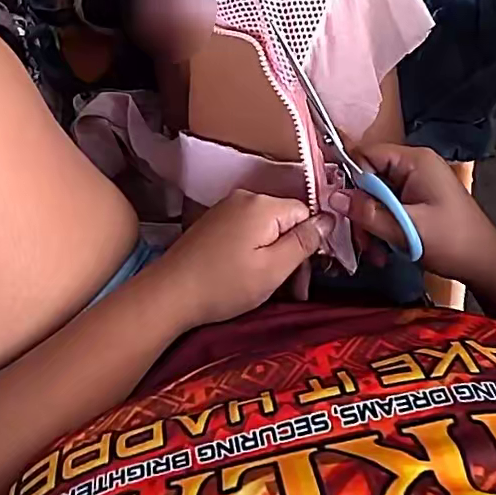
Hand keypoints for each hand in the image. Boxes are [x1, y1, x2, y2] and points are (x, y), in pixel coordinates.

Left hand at [141, 190, 328, 327]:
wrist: (167, 296)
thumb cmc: (223, 285)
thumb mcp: (274, 268)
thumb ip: (305, 241)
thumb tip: (328, 219)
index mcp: (263, 205)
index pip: (306, 212)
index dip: (312, 242)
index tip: (307, 274)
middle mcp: (245, 198)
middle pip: (288, 219)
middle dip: (294, 252)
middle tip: (294, 289)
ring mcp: (228, 208)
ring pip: (270, 228)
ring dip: (277, 255)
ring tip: (273, 288)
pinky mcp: (216, 222)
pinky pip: (250, 231)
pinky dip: (258, 252)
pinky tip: (253, 276)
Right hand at [333, 144, 495, 283]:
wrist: (485, 263)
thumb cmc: (455, 242)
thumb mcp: (406, 228)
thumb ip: (369, 213)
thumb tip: (334, 197)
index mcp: (416, 162)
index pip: (366, 155)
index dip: (349, 179)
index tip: (338, 205)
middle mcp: (416, 166)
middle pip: (369, 178)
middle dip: (361, 210)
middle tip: (361, 240)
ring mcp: (417, 183)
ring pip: (376, 197)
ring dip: (371, 224)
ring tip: (375, 251)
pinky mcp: (418, 200)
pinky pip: (389, 207)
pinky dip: (383, 228)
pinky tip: (384, 250)